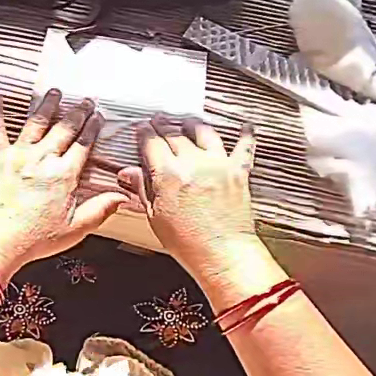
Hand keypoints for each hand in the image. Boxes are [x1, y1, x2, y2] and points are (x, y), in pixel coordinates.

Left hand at [0, 89, 128, 275]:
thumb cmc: (33, 239)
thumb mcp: (75, 228)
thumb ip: (100, 210)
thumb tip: (122, 197)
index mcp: (64, 175)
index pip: (83, 144)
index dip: (93, 128)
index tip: (98, 117)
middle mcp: (43, 159)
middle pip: (65, 128)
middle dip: (78, 112)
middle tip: (85, 101)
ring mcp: (19, 155)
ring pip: (36, 122)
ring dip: (48, 105)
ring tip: (55, 92)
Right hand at [117, 115, 263, 282]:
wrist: (224, 255)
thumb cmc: (190, 243)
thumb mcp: (156, 217)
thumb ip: (143, 189)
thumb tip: (129, 174)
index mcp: (169, 174)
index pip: (151, 142)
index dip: (144, 132)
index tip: (141, 129)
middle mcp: (193, 163)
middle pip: (175, 132)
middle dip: (164, 123)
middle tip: (159, 120)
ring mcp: (218, 165)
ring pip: (204, 132)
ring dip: (193, 123)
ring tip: (188, 121)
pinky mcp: (238, 172)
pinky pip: (244, 147)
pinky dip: (245, 135)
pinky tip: (246, 127)